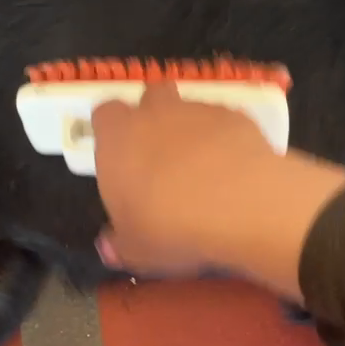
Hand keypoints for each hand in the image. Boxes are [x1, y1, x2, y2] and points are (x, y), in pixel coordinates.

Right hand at [89, 82, 278, 276]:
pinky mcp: (239, 118)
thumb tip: (109, 246)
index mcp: (118, 137)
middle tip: (162, 155)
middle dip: (155, 115)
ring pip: (192, 108)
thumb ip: (119, 243)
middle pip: (151, 95)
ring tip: (205, 169)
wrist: (239, 206)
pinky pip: (227, 124)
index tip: (120, 156)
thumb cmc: (169, 226)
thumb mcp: (135, 250)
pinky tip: (235, 171)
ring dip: (194, 131)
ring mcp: (201, 111)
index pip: (105, 115)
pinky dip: (228, 142)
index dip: (112, 132)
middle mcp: (156, 113)